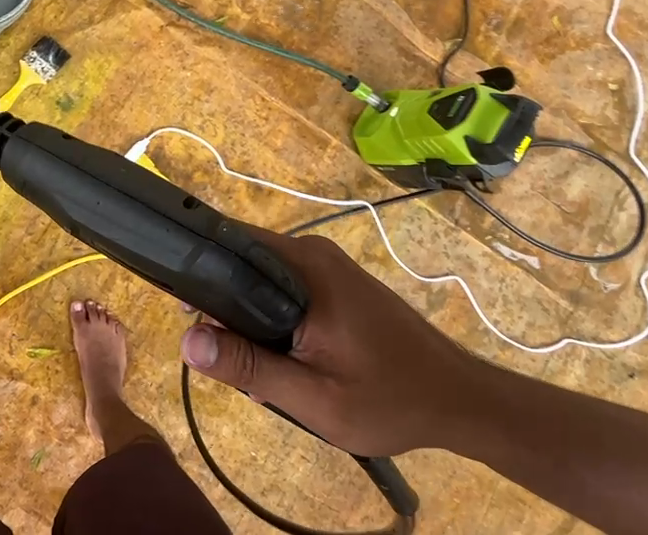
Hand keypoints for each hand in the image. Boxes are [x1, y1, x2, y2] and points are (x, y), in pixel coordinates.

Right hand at [180, 233, 483, 457]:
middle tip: (231, 359)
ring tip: (263, 370)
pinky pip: (282, 288)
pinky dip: (272, 319)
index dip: (197, 276)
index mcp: (304, 266)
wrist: (462, 402)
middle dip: (227, 310)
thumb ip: (249, 365)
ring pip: (260, 279)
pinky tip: (284, 361)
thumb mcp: (314, 397)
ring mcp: (325, 265)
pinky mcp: (334, 281)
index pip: (228, 246)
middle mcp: (311, 252)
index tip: (184, 315)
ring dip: (250, 320)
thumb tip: (187, 340)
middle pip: (240, 264)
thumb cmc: (391, 399)